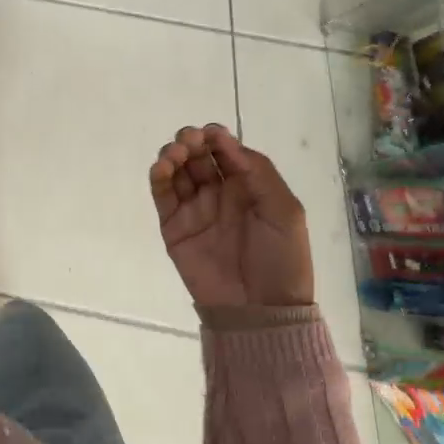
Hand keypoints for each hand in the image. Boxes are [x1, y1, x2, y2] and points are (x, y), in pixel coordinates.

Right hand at [149, 124, 313, 308]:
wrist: (262, 310)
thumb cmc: (281, 259)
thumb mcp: (285, 211)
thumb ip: (258, 172)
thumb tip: (225, 139)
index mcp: (247, 187)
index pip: (226, 151)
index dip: (217, 137)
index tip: (211, 133)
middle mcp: (218, 193)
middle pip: (197, 155)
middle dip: (191, 141)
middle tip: (189, 140)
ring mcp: (194, 208)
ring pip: (176, 169)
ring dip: (173, 154)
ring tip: (175, 153)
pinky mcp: (173, 225)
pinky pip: (162, 193)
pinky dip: (158, 175)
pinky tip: (162, 167)